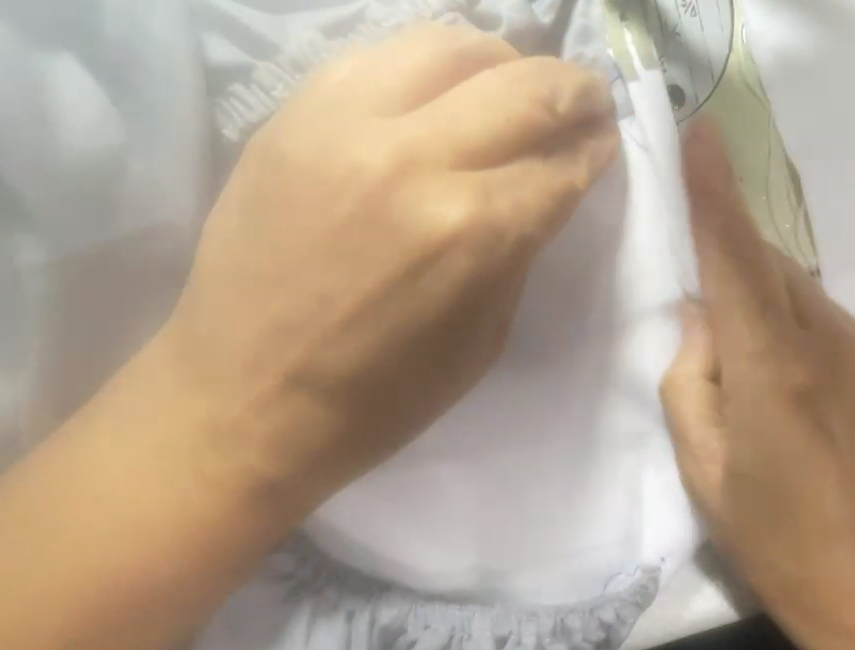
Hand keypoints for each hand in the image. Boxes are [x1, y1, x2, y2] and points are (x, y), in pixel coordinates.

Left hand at [141, 24, 618, 520]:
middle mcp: (416, 156)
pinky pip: (378, 56)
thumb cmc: (379, 401)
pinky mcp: (292, 114)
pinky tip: (440, 90)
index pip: (560, 165)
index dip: (596, 152)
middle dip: (573, 90)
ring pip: (449, 44)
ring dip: (502, 60)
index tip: (606, 145)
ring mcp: (344, 122)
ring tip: (515, 83)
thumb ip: (517, 255)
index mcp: (473, 232)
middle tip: (587, 101)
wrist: (248, 399)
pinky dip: (428, 65)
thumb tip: (540, 193)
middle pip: (523, 86)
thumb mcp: (481, 344)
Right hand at [661, 126, 854, 649]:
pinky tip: (798, 400)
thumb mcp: (704, 474)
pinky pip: (836, 332)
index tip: (700, 136)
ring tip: (754, 379)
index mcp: (770, 371)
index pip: (733, 261)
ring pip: (804, 301)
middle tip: (707, 303)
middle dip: (733, 260)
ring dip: (768, 311)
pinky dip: (803, 340)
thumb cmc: (776, 547)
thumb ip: (690, 386)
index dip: (713, 196)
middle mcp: (827, 346)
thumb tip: (700, 323)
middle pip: (771, 270)